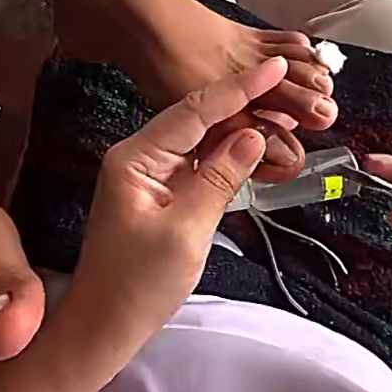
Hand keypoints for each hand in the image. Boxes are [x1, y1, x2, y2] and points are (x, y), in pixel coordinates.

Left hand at [60, 57, 283, 360]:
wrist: (103, 324)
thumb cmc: (138, 285)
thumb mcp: (186, 232)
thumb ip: (220, 179)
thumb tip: (254, 135)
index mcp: (135, 157)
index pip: (193, 111)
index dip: (237, 89)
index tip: (273, 67)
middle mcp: (138, 155)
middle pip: (195, 118)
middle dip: (240, 103)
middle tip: (287, 88)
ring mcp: (147, 173)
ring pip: (198, 140)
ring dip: (236, 129)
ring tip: (279, 112)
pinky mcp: (157, 191)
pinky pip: (196, 163)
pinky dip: (224, 156)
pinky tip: (252, 147)